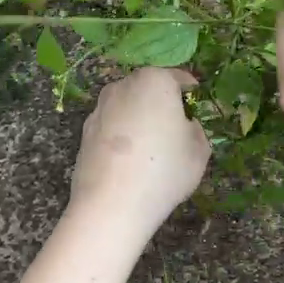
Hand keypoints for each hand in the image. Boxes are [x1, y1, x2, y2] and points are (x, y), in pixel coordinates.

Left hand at [68, 68, 211, 243]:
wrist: (111, 204)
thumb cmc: (164, 170)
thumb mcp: (199, 150)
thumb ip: (197, 130)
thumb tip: (186, 125)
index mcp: (154, 81)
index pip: (179, 78)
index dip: (191, 93)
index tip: (198, 107)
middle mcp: (123, 86)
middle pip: (149, 88)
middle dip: (162, 103)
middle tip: (175, 129)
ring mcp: (100, 108)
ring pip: (127, 106)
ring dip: (139, 119)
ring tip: (150, 149)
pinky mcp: (84, 131)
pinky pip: (112, 126)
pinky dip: (121, 136)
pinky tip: (129, 161)